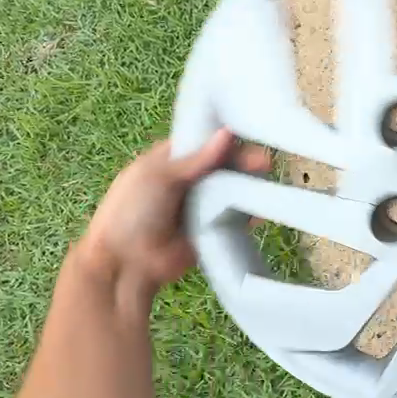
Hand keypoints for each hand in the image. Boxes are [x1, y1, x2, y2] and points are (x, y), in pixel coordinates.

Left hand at [74, 130, 270, 302]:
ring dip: (250, 186)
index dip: (225, 138)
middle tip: (265, 164)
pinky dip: (250, 213)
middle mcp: (188, 180)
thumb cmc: (132, 212)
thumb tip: (228, 134)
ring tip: (269, 184)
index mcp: (170, 161)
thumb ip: (197, 159)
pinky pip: (237, 217)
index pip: (203, 142)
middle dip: (243, 163)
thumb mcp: (159, 177)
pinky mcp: (213, 228)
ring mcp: (201, 205)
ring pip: (232, 190)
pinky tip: (265, 208)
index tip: (250, 136)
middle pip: (222, 165)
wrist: (127, 263)